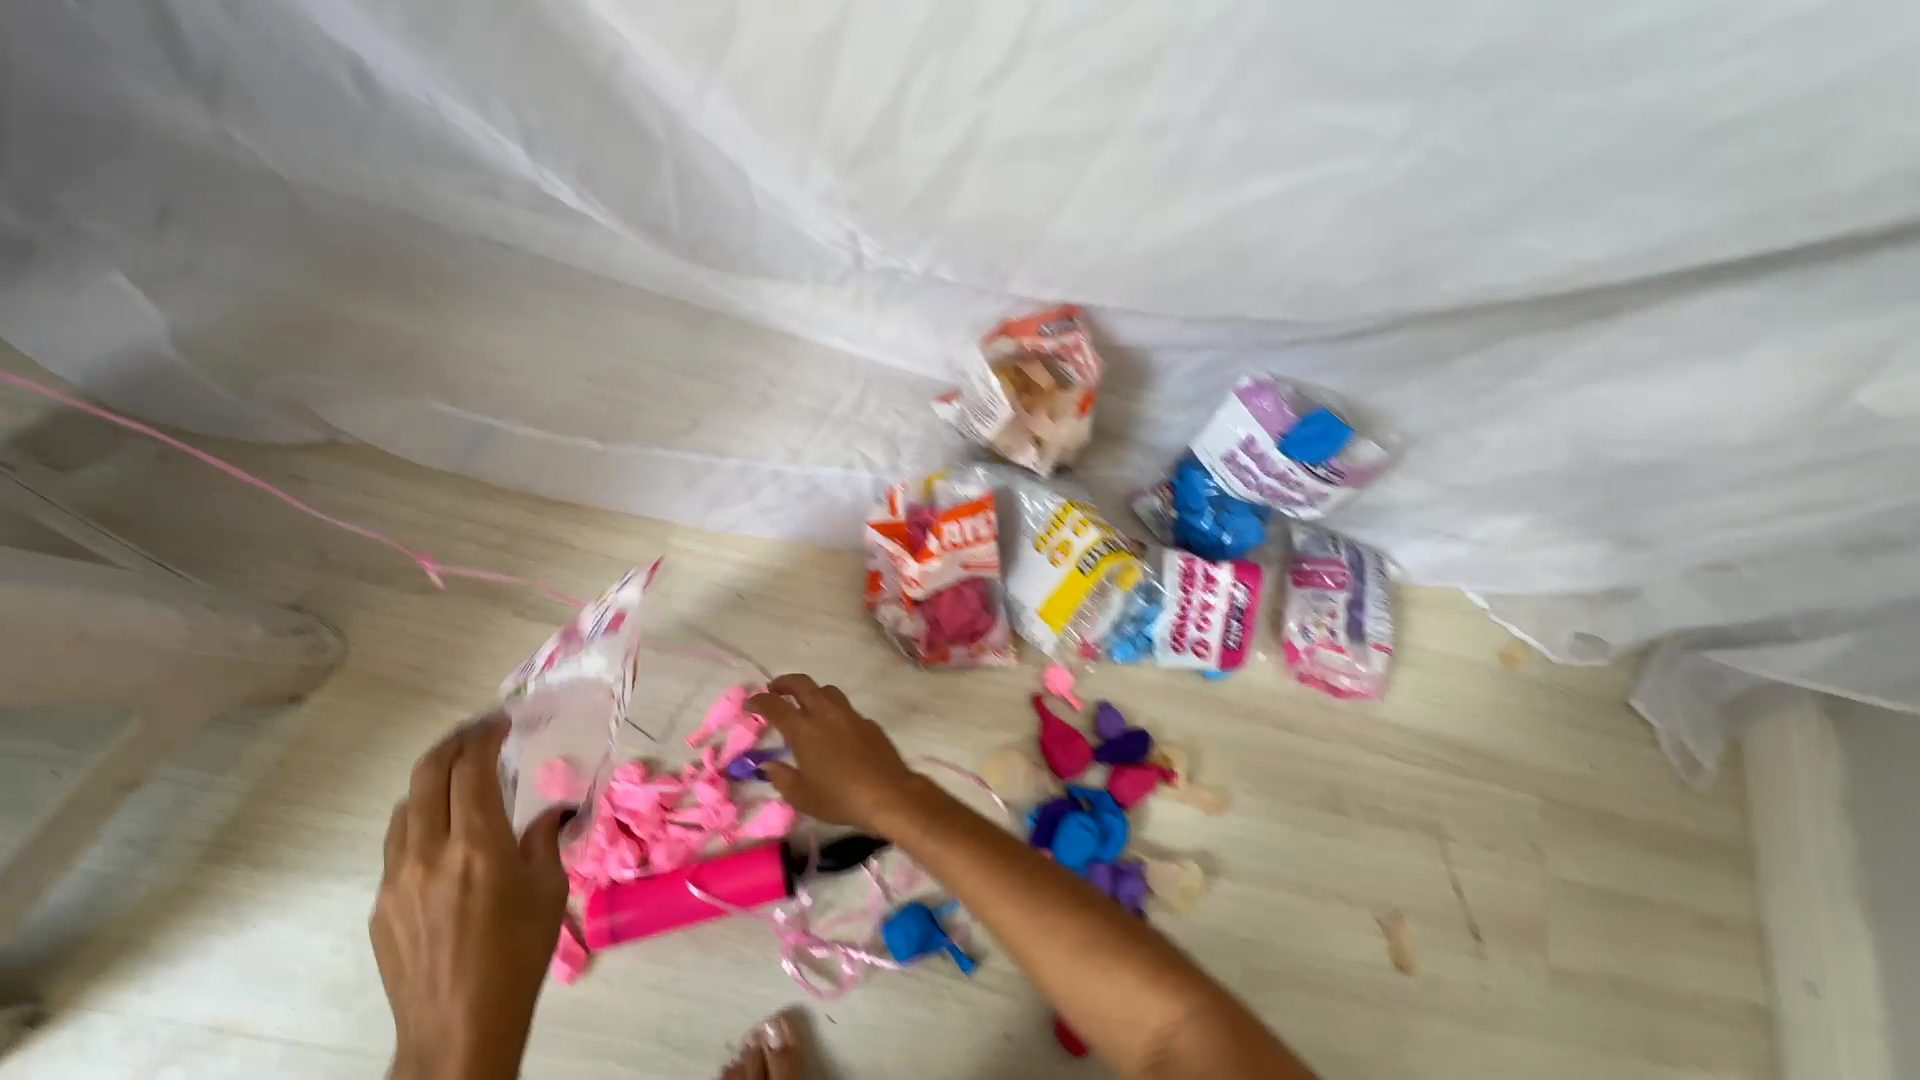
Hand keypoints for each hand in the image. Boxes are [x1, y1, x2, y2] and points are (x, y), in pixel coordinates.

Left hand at [371, 715, 570, 1079]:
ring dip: (433, 780)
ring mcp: (396, 879)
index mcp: (478, 848)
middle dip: (454, 742)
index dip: (485, 736)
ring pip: (406, 807)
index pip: (472, 769)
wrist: (458, 1026)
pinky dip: (421, 820)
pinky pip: (397, 844)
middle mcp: (429, 854)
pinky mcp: (380, 903)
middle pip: (428, 775)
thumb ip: (544, 841)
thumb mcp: (549, 892)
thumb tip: (549, 813)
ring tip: (460, 777)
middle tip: (479, 732)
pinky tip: (445, 835)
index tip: (502, 722)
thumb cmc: (519, 956)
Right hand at [746, 674, 923, 832]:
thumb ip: (781, 777)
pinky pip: (846, 709)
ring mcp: (851, 716)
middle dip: (785, 683)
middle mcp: (826, 714)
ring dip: (812, 692)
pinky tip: (835, 729)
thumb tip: (768, 765)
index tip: (750, 704)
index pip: (775, 706)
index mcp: (804, 730)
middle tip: (774, 689)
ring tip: (805, 705)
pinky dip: (834, 711)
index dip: (759, 701)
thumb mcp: (802, 796)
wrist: (889, 794)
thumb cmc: (840, 797)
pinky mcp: (869, 723)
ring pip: (827, 690)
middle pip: (803, 685)